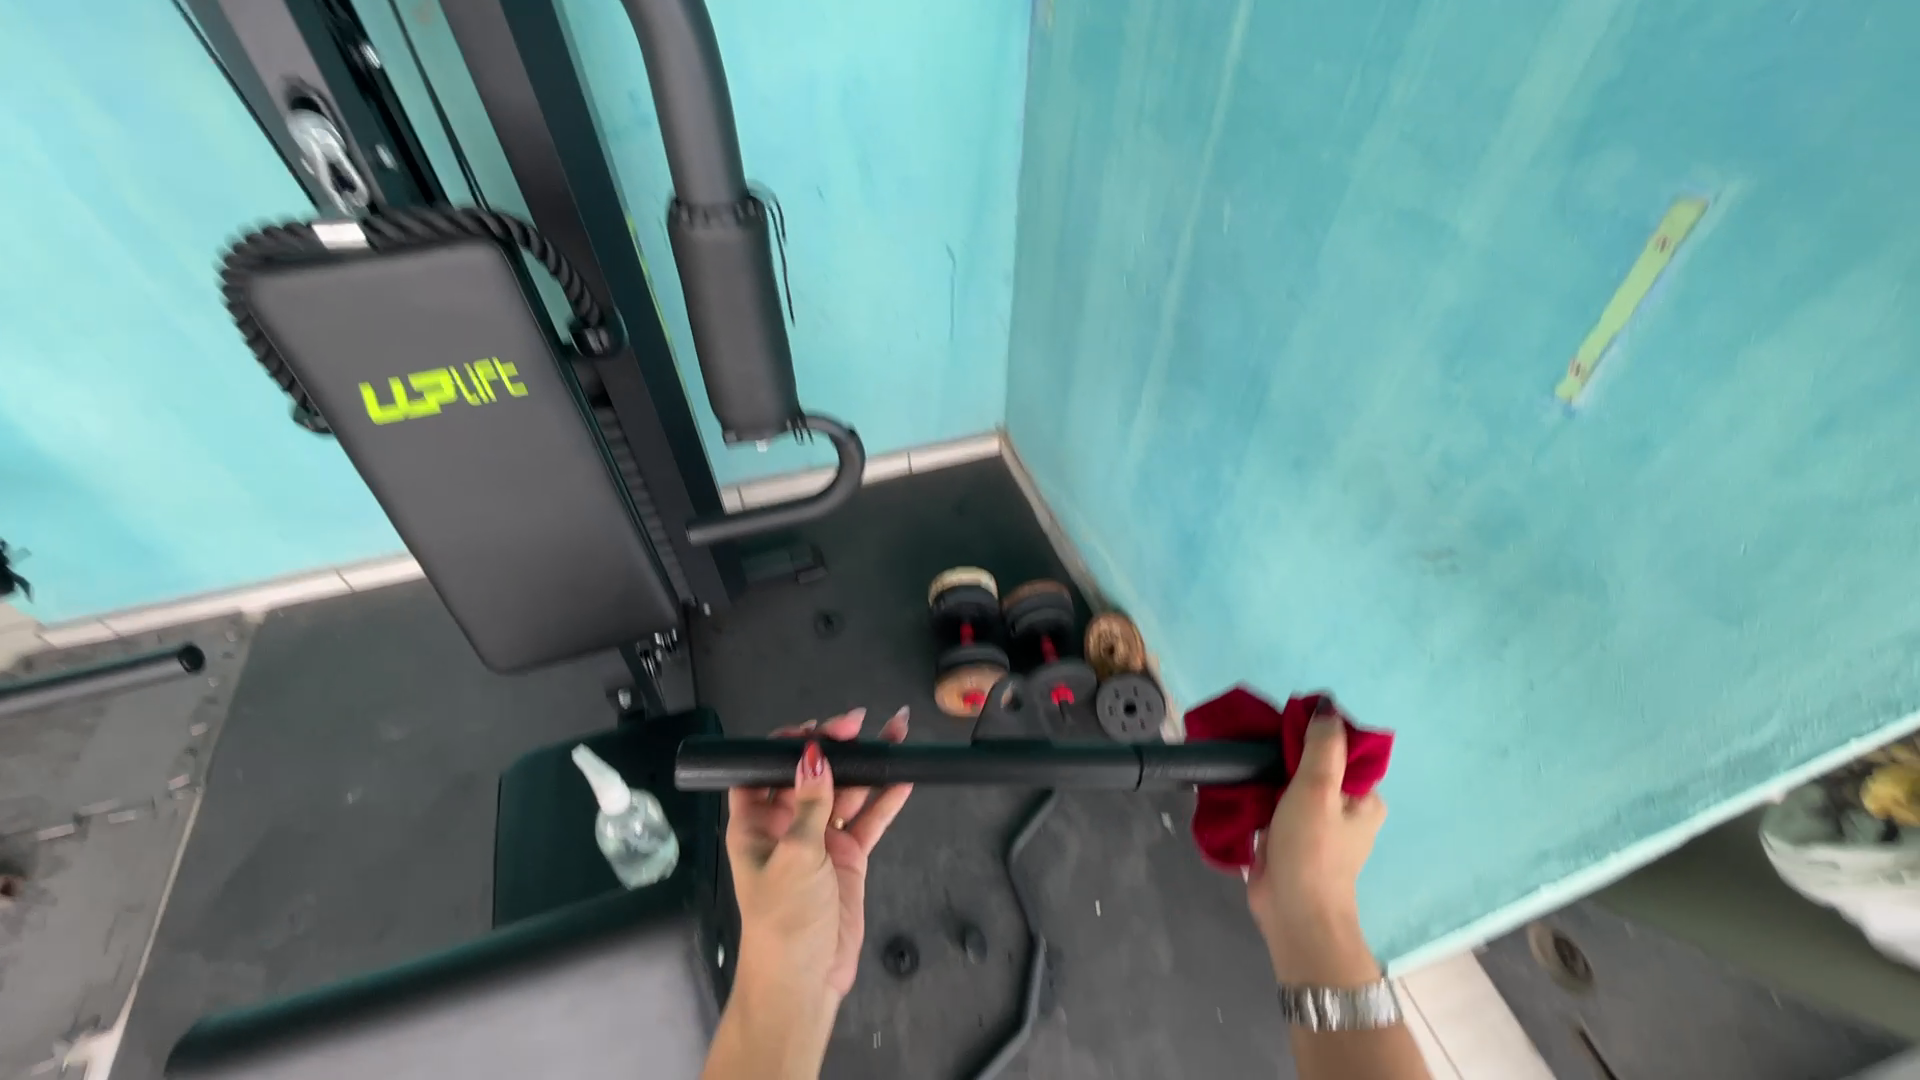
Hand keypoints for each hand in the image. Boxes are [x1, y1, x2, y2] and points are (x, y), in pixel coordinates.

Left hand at [727, 707, 912, 1002]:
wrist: (807, 979)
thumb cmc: (784, 919)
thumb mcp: (794, 857)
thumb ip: (810, 803)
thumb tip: (814, 753)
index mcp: (756, 822)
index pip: (765, 770)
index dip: (786, 744)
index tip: (815, 728)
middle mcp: (787, 824)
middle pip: (812, 773)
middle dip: (836, 746)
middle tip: (860, 723)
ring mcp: (821, 838)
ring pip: (846, 790)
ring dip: (868, 764)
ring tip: (896, 733)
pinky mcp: (849, 855)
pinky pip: (869, 818)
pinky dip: (887, 798)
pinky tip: (904, 775)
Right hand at [1247, 702, 1387, 984]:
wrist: (1293, 911)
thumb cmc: (1312, 849)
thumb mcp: (1318, 788)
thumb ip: (1322, 746)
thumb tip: (1327, 705)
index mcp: (1365, 799)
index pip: (1343, 750)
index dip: (1314, 732)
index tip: (1283, 724)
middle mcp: (1344, 809)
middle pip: (1314, 765)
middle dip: (1286, 751)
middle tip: (1256, 738)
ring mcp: (1315, 825)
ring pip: (1290, 783)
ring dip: (1268, 771)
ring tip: (1242, 755)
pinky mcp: (1288, 838)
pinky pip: (1273, 803)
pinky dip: (1258, 792)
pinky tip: (1237, 781)